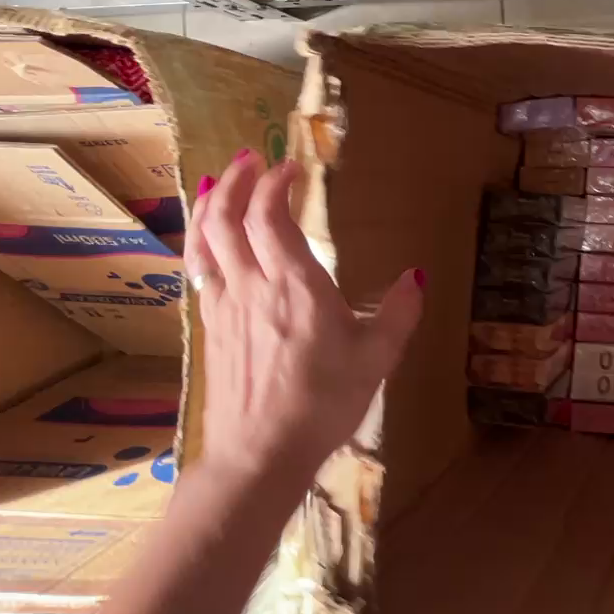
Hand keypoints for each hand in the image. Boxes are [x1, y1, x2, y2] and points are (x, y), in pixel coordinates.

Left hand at [184, 150, 423, 486]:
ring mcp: (224, 308)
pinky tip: (210, 244)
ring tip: (217, 185)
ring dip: (210, 207)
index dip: (275, 186)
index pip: (272, 219)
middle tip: (249, 158)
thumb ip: (399, 311)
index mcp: (295, 286)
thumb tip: (415, 275)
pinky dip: (202, 243)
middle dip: (234, 183)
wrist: (260, 454)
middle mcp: (251, 287)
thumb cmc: (326, 400)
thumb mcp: (378, 355)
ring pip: (203, 243)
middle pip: (226, 220)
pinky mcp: (211, 330)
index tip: (290, 166)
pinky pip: (199, 271)